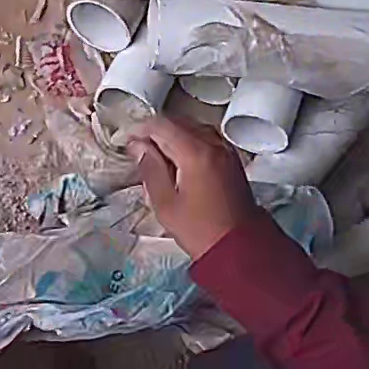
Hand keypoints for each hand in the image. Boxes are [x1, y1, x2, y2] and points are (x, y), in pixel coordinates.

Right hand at [123, 114, 262, 258]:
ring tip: (157, 155)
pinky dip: (189, 140)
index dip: (141, 129)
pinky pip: (207, 138)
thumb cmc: (198, 229)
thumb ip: (150, 169)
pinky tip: (179, 159)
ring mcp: (226, 150)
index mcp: (195, 153)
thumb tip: (138, 146)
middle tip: (139, 149)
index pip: (163, 125)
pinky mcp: (232, 160)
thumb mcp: (166, 203)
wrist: (240, 246)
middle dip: (156, 130)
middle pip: (179, 122)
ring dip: (173, 134)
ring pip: (194, 127)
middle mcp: (214, 144)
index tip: (128, 142)